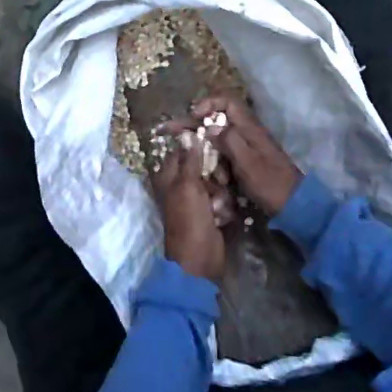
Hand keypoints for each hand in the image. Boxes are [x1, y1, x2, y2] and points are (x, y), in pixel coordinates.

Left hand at [149, 143, 225, 281]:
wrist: (199, 258)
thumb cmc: (189, 219)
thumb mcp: (188, 186)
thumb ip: (189, 159)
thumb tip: (186, 134)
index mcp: (169, 175)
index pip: (184, 150)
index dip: (199, 147)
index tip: (215, 145)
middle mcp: (181, 184)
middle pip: (204, 166)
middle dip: (215, 177)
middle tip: (219, 183)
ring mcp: (196, 199)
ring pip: (216, 183)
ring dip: (220, 195)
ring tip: (217, 209)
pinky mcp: (209, 212)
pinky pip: (221, 200)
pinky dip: (222, 208)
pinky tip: (220, 218)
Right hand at [192, 95, 300, 216]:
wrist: (294, 206)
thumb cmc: (271, 184)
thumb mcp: (248, 162)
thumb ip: (229, 140)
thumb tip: (209, 126)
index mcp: (249, 128)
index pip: (227, 101)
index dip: (208, 103)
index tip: (193, 115)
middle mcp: (247, 132)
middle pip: (216, 118)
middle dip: (193, 123)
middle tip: (169, 129)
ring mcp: (246, 147)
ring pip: (217, 137)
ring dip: (202, 144)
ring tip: (184, 150)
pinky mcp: (245, 161)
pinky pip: (222, 153)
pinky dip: (211, 158)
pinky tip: (201, 166)